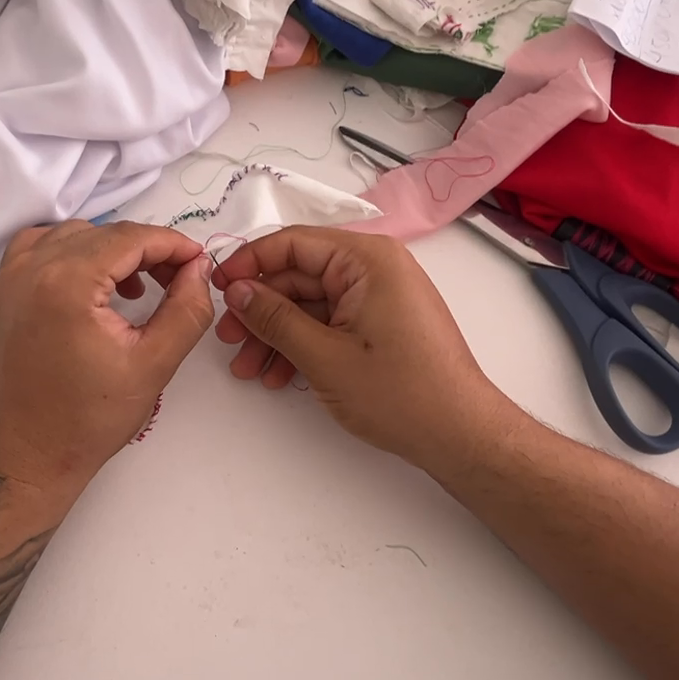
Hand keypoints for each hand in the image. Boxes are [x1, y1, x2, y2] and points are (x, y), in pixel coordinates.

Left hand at [0, 221, 214, 499]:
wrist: (30, 453)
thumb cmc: (92, 417)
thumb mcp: (155, 364)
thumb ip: (187, 308)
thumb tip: (198, 267)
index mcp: (67, 283)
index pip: (130, 238)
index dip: (172, 244)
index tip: (199, 262)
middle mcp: (33, 268)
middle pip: (104, 233)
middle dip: (147, 249)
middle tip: (177, 281)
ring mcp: (11, 276)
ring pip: (75, 235)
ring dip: (111, 250)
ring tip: (137, 289)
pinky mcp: (3, 289)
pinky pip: (41, 245)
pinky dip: (72, 251)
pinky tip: (93, 281)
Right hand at [212, 226, 514, 468]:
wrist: (461, 436)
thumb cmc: (398, 392)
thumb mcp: (324, 355)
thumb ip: (274, 317)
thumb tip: (237, 290)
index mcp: (365, 259)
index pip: (291, 243)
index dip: (248, 264)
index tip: (217, 290)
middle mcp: (372, 268)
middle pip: (297, 276)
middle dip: (259, 310)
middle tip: (227, 340)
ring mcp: (377, 297)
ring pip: (308, 304)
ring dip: (275, 334)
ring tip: (247, 369)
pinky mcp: (378, 323)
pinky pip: (328, 322)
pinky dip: (301, 345)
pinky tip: (278, 376)